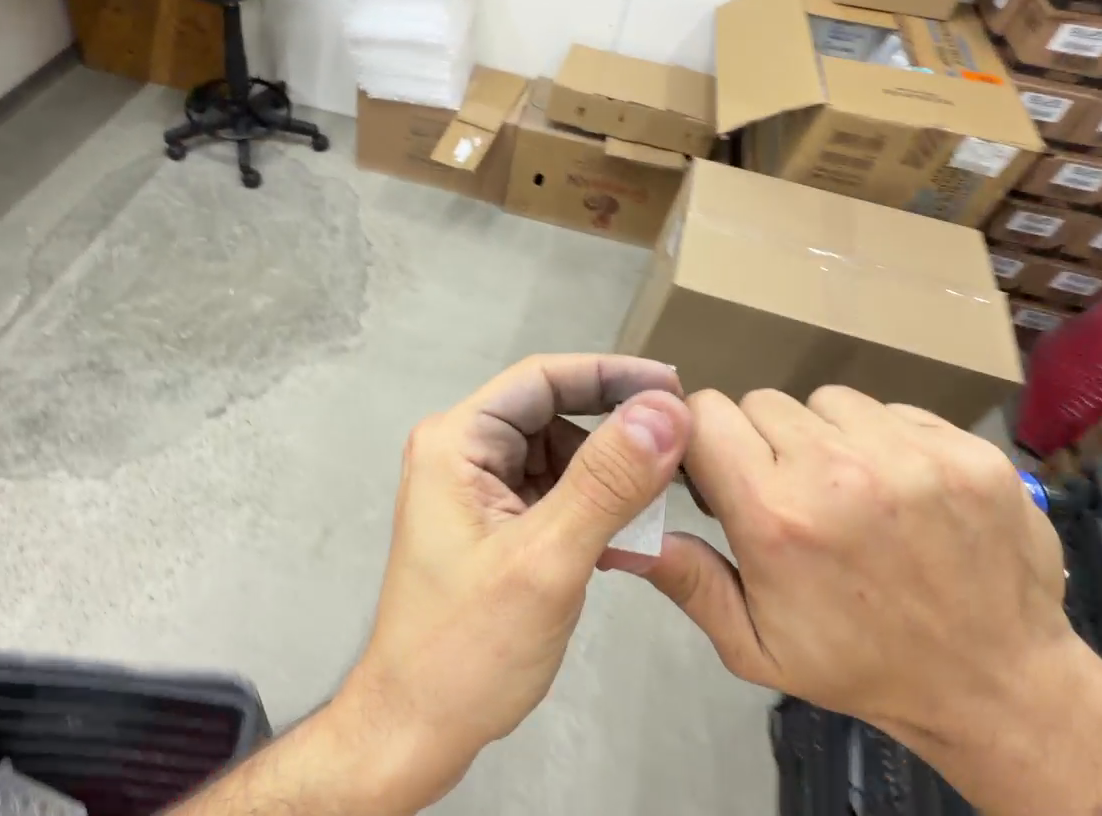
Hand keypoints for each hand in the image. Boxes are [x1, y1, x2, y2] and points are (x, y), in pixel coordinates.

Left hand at [333, 355, 691, 810]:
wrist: (417, 725)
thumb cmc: (469, 647)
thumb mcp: (547, 559)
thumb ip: (607, 482)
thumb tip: (665, 410)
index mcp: (457, 442)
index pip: (541, 378)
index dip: (611, 374)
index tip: (677, 388)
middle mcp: (461, 454)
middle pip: (551, 413)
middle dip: (615, 429)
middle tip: (684, 445)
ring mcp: (475, 491)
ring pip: (558, 456)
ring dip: (609, 475)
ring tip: (663, 500)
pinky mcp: (491, 525)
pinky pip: (551, 494)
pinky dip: (592, 508)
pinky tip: (629, 537)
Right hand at [638, 387, 1087, 746]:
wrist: (998, 688)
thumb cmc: (857, 665)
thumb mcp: (752, 646)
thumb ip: (685, 579)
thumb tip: (618, 532)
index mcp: (776, 515)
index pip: (704, 413)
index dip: (702, 438)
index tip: (719, 470)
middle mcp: (838, 471)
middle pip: (761, 402)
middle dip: (760, 440)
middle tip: (786, 491)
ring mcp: (911, 455)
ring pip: (825, 400)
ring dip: (822, 435)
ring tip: (846, 489)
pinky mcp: (967, 450)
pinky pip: (891, 409)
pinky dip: (882, 439)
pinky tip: (899, 489)